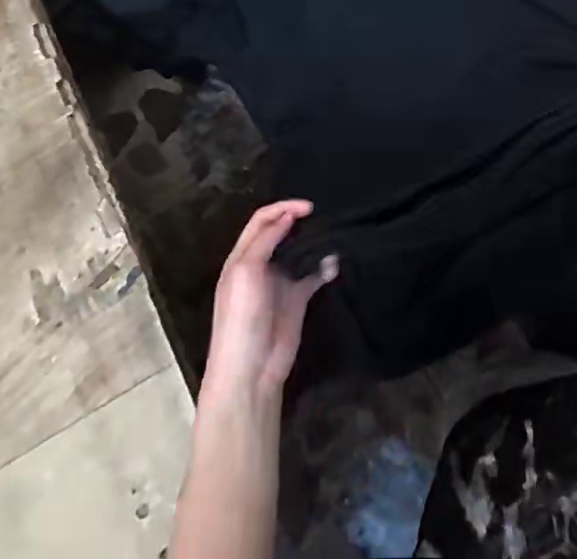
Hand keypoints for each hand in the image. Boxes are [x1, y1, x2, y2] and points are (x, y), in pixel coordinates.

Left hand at [202, 200, 337, 404]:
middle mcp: (260, 264)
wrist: (251, 369)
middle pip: (280, 232)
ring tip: (331, 235)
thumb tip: (287, 217)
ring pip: (298, 253)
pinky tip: (335, 265)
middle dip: (298, 221)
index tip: (308, 207)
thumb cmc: (242, 316)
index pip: (262, 220)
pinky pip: (312, 277)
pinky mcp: (296, 300)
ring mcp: (279, 282)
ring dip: (313, 243)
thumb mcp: (247, 272)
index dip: (282, 208)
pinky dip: (324, 269)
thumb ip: (265, 241)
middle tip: (322, 216)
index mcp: (241, 256)